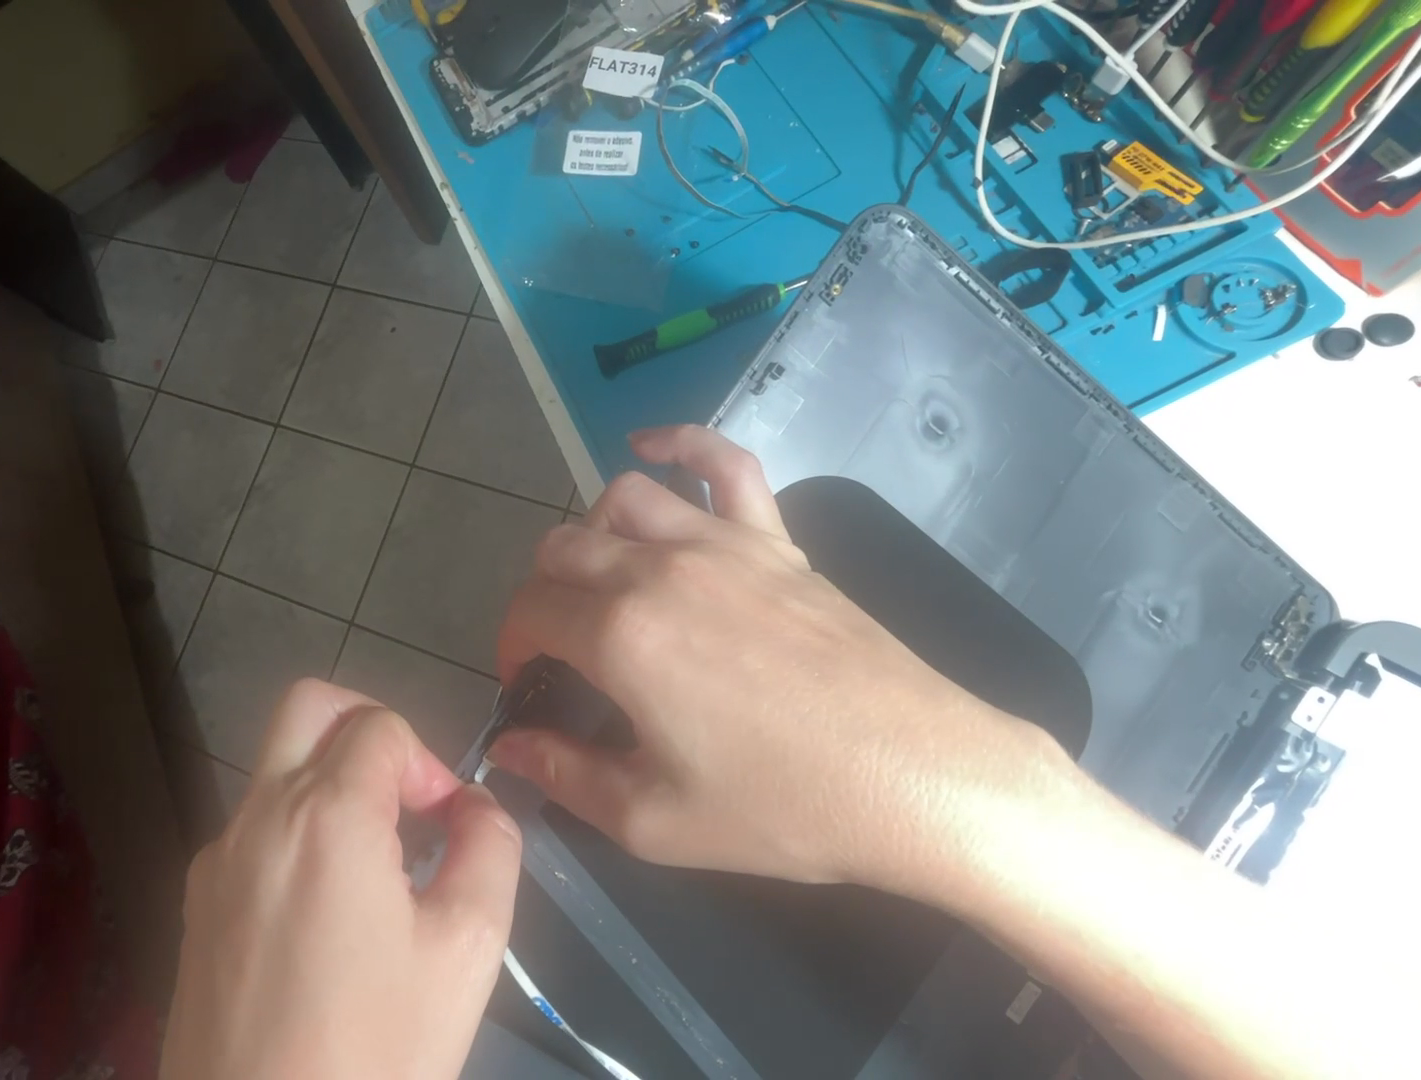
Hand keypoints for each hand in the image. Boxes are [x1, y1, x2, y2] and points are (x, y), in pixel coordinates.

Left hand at [164, 679, 521, 1079]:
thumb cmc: (375, 1052)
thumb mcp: (469, 947)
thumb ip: (490, 846)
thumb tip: (473, 806)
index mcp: (325, 814)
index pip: (381, 726)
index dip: (429, 762)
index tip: (447, 827)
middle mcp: (259, 816)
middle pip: (309, 706)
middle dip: (370, 728)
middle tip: (406, 797)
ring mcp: (217, 857)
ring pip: (281, 766)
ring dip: (337, 783)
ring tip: (378, 865)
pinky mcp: (196, 902)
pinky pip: (257, 825)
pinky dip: (302, 829)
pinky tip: (329, 911)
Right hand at [490, 425, 1066, 900]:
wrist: (913, 778)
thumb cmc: (780, 806)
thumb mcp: (652, 820)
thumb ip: (562, 775)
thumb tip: (506, 747)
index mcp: (620, 635)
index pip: (530, 611)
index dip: (513, 647)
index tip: (529, 684)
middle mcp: (658, 568)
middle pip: (561, 549)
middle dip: (542, 595)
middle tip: (561, 647)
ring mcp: (721, 543)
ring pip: (621, 499)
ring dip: (590, 533)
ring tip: (603, 578)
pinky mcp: (773, 538)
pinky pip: (723, 464)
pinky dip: (680, 444)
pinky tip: (649, 447)